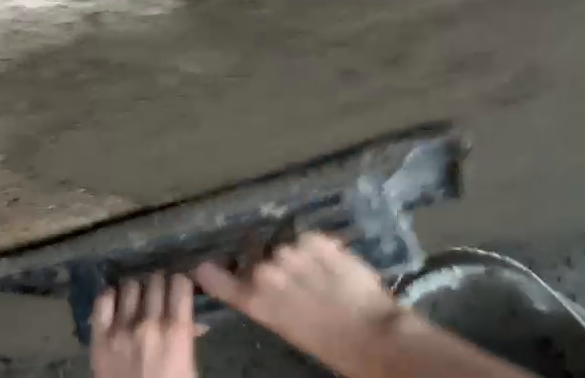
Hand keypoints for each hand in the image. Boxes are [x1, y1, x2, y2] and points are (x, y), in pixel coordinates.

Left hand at [89, 272, 199, 377]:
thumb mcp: (190, 371)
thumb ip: (187, 340)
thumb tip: (192, 322)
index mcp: (176, 333)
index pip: (179, 284)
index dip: (180, 283)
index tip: (180, 288)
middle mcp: (148, 323)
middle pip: (154, 280)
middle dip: (160, 285)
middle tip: (160, 294)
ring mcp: (121, 327)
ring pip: (129, 285)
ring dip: (136, 290)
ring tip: (138, 300)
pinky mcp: (99, 335)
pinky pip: (103, 299)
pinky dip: (111, 296)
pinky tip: (116, 303)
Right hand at [191, 232, 400, 375]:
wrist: (377, 339)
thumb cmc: (333, 346)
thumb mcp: (288, 327)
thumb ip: (265, 300)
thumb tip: (256, 282)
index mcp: (255, 299)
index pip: (213, 275)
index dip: (211, 270)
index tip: (207, 266)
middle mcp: (264, 271)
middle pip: (253, 254)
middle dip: (267, 261)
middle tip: (292, 277)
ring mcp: (289, 250)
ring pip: (282, 243)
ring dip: (294, 253)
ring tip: (318, 273)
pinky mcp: (314, 238)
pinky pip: (307, 238)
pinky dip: (317, 248)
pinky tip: (332, 265)